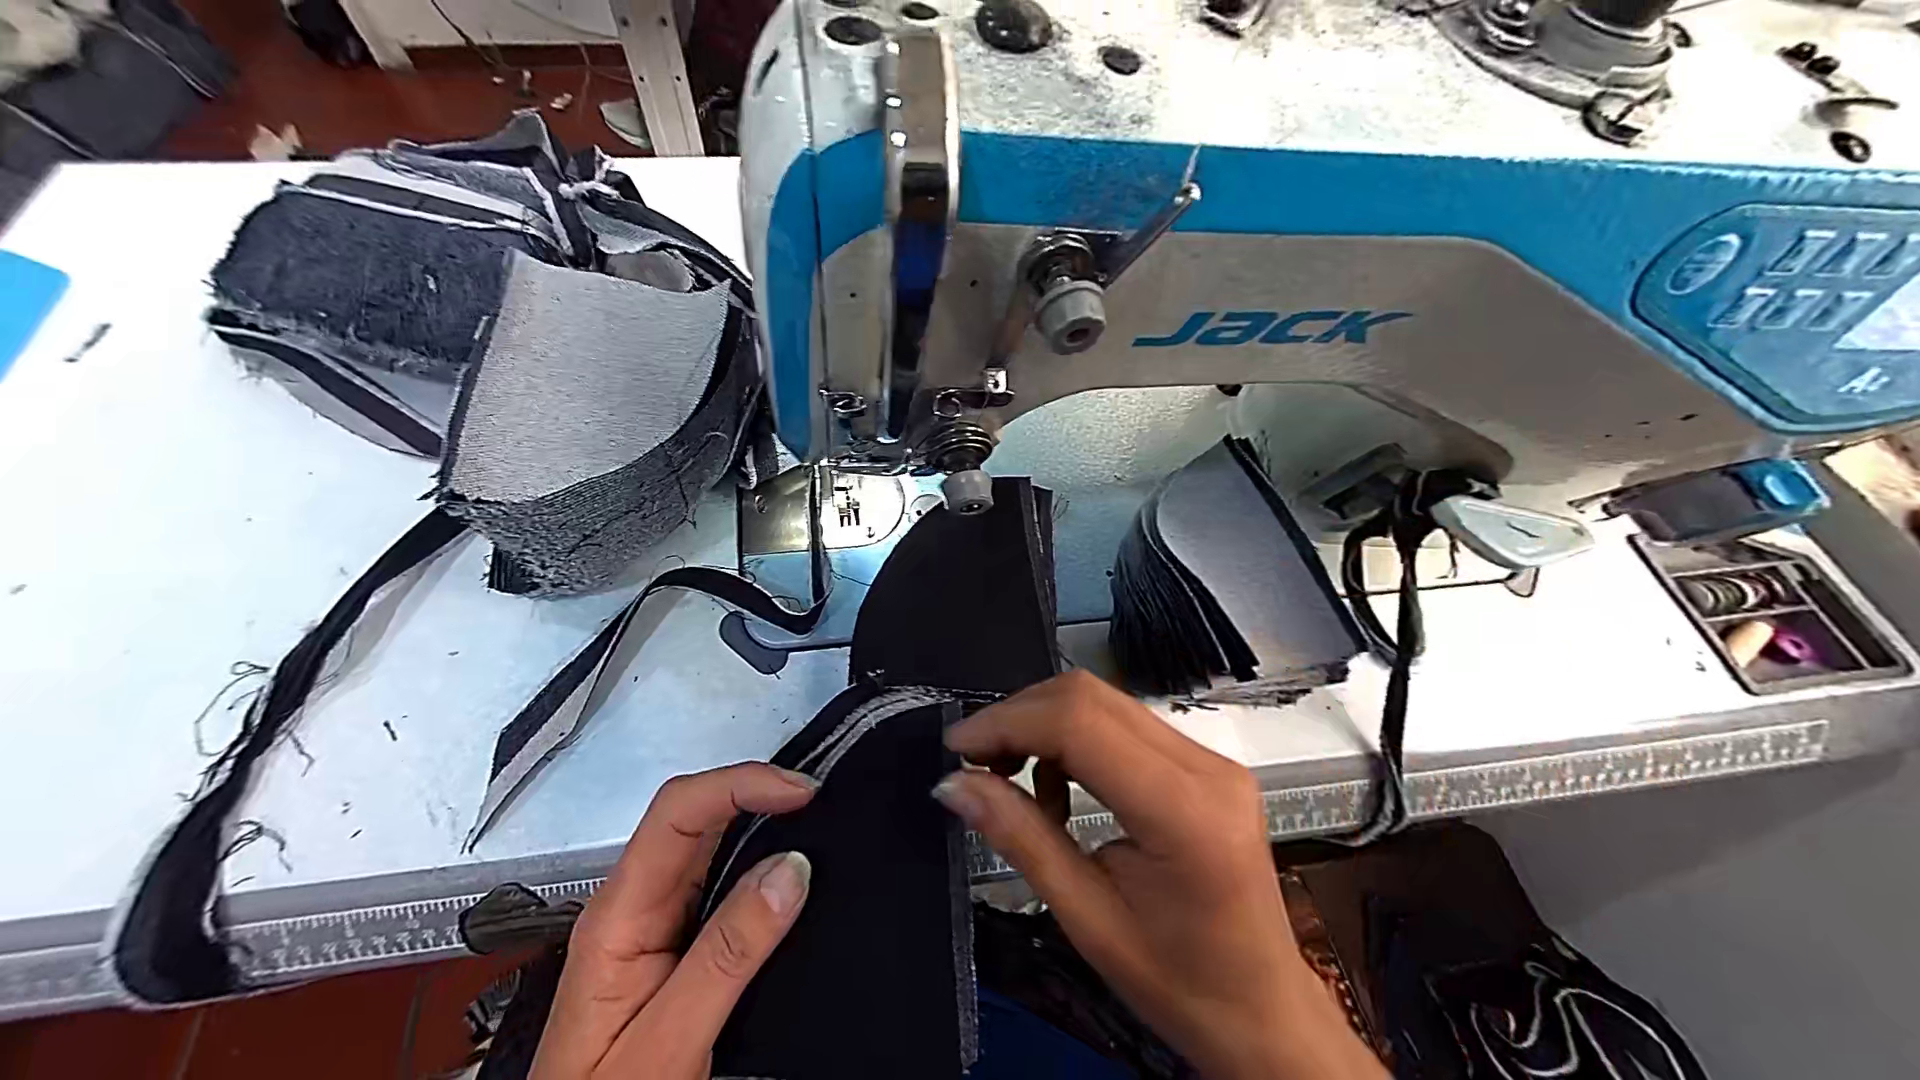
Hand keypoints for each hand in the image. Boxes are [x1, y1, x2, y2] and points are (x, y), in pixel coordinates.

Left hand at [532, 763, 817, 1078]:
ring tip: (815, 817)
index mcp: (618, 915)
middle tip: (819, 796)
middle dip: (755, 789)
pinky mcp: (676, 937)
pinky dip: (761, 854)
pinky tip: (790, 860)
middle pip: (692, 813)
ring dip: (761, 816)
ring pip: (709, 839)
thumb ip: (728, 956)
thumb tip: (792, 867)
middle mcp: (634, 902)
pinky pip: (721, 875)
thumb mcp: (666, 1046)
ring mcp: (654, 917)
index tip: (801, 791)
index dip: (739, 784)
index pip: (676, 813)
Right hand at [932, 670, 1386, 1079]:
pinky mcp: (1206, 764)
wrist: (1264, 1012)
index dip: (1008, 722)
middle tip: (975, 758)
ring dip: (1044, 724)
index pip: (1079, 723)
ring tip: (1009, 774)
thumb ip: (1020, 837)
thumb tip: (953, 783)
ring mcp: (1211, 759)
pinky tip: (1057, 786)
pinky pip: (1124, 724)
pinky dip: (1074, 738)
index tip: (956, 746)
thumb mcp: (1085, 917)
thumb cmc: (1178, 983)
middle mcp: (1205, 766)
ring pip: (1105, 701)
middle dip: (1020, 716)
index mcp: (1182, 811)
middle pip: (1090, 696)